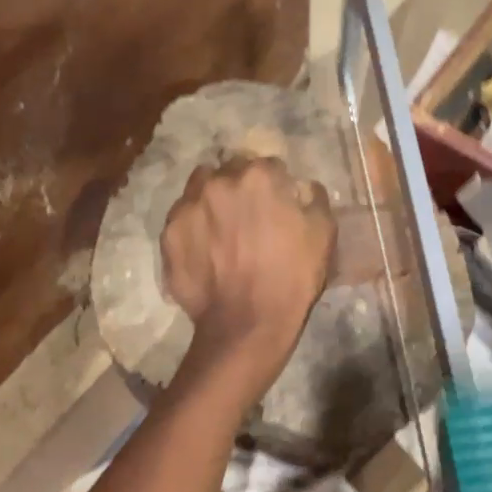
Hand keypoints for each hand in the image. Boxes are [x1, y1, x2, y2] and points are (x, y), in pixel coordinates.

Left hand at [160, 154, 334, 393]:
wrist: (246, 325)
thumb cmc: (292, 279)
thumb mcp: (323, 234)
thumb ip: (313, 198)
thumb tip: (302, 187)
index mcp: (258, 176)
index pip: (268, 166)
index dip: (275, 185)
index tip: (278, 205)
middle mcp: (218, 182)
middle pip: (230, 172)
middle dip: (240, 187)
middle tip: (248, 217)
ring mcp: (188, 207)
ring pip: (200, 189)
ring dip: (212, 200)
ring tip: (221, 228)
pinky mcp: (168, 234)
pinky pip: (183, 220)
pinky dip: (194, 228)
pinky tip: (204, 250)